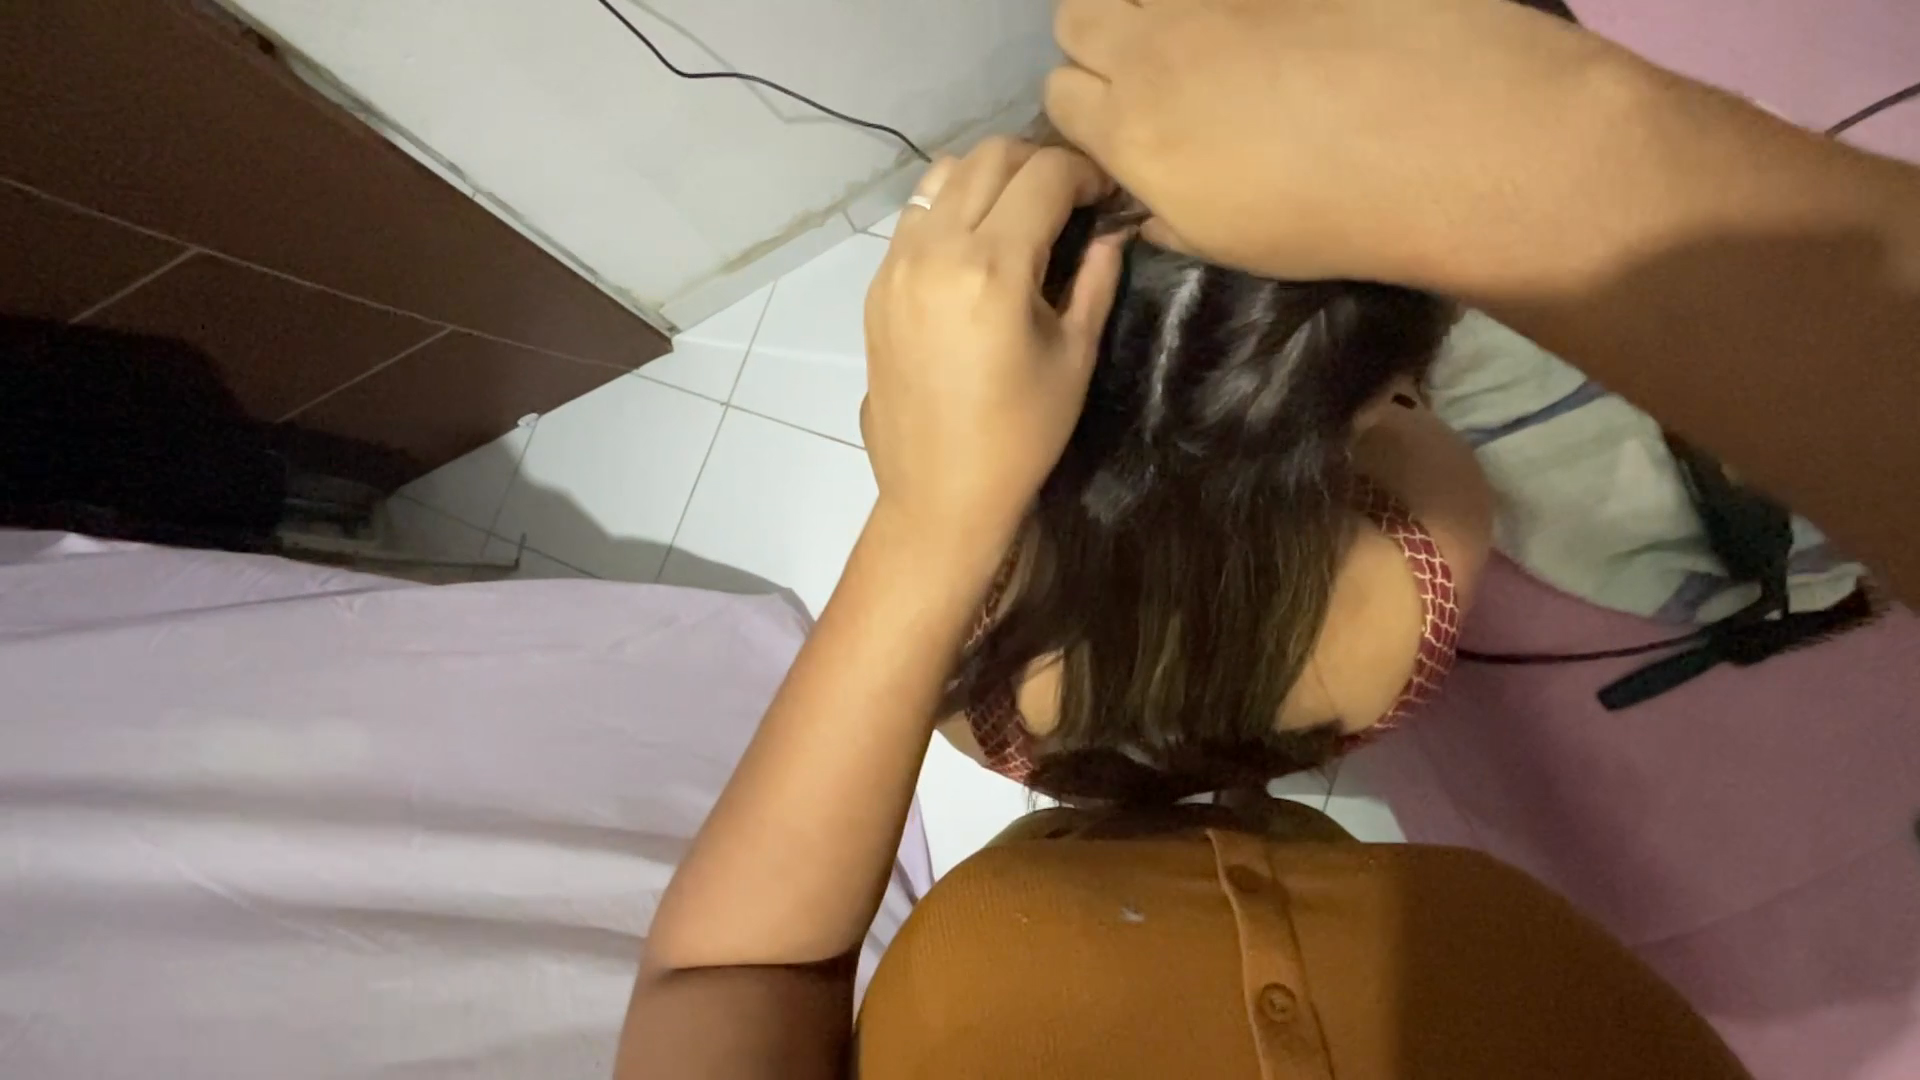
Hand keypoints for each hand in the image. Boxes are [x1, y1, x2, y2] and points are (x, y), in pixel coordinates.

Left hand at [862, 137, 1122, 555]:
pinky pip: (914, 219)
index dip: (1084, 173)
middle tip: (1066, 198)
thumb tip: (1112, 234)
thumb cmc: (1019, 437)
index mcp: (992, 268)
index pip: (1043, 176)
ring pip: (942, 177)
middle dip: (1036, 162)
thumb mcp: (1073, 359)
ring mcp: (896, 267)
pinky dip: (948, 210)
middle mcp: (935, 250)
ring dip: (987, 178)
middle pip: (988, 158)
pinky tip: (973, 250)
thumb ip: (1095, 282)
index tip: (1103, 195)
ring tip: (1017, 215)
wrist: (939, 491)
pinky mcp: (877, 289)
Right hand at [1045, 0, 1635, 285]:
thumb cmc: (1313, 218)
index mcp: (1127, 129)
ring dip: (1147, 8)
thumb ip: (1158, 215)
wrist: (1434, 142)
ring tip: (1196, 39)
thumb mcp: (1216, 242)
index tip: (1114, 132)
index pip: (1057, 95)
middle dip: (1096, 44)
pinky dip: (1217, 4)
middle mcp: (1150, 48)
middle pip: (1075, 18)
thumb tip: (1141, 204)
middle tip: (1146, 75)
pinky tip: (1260, 26)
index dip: (1082, 113)